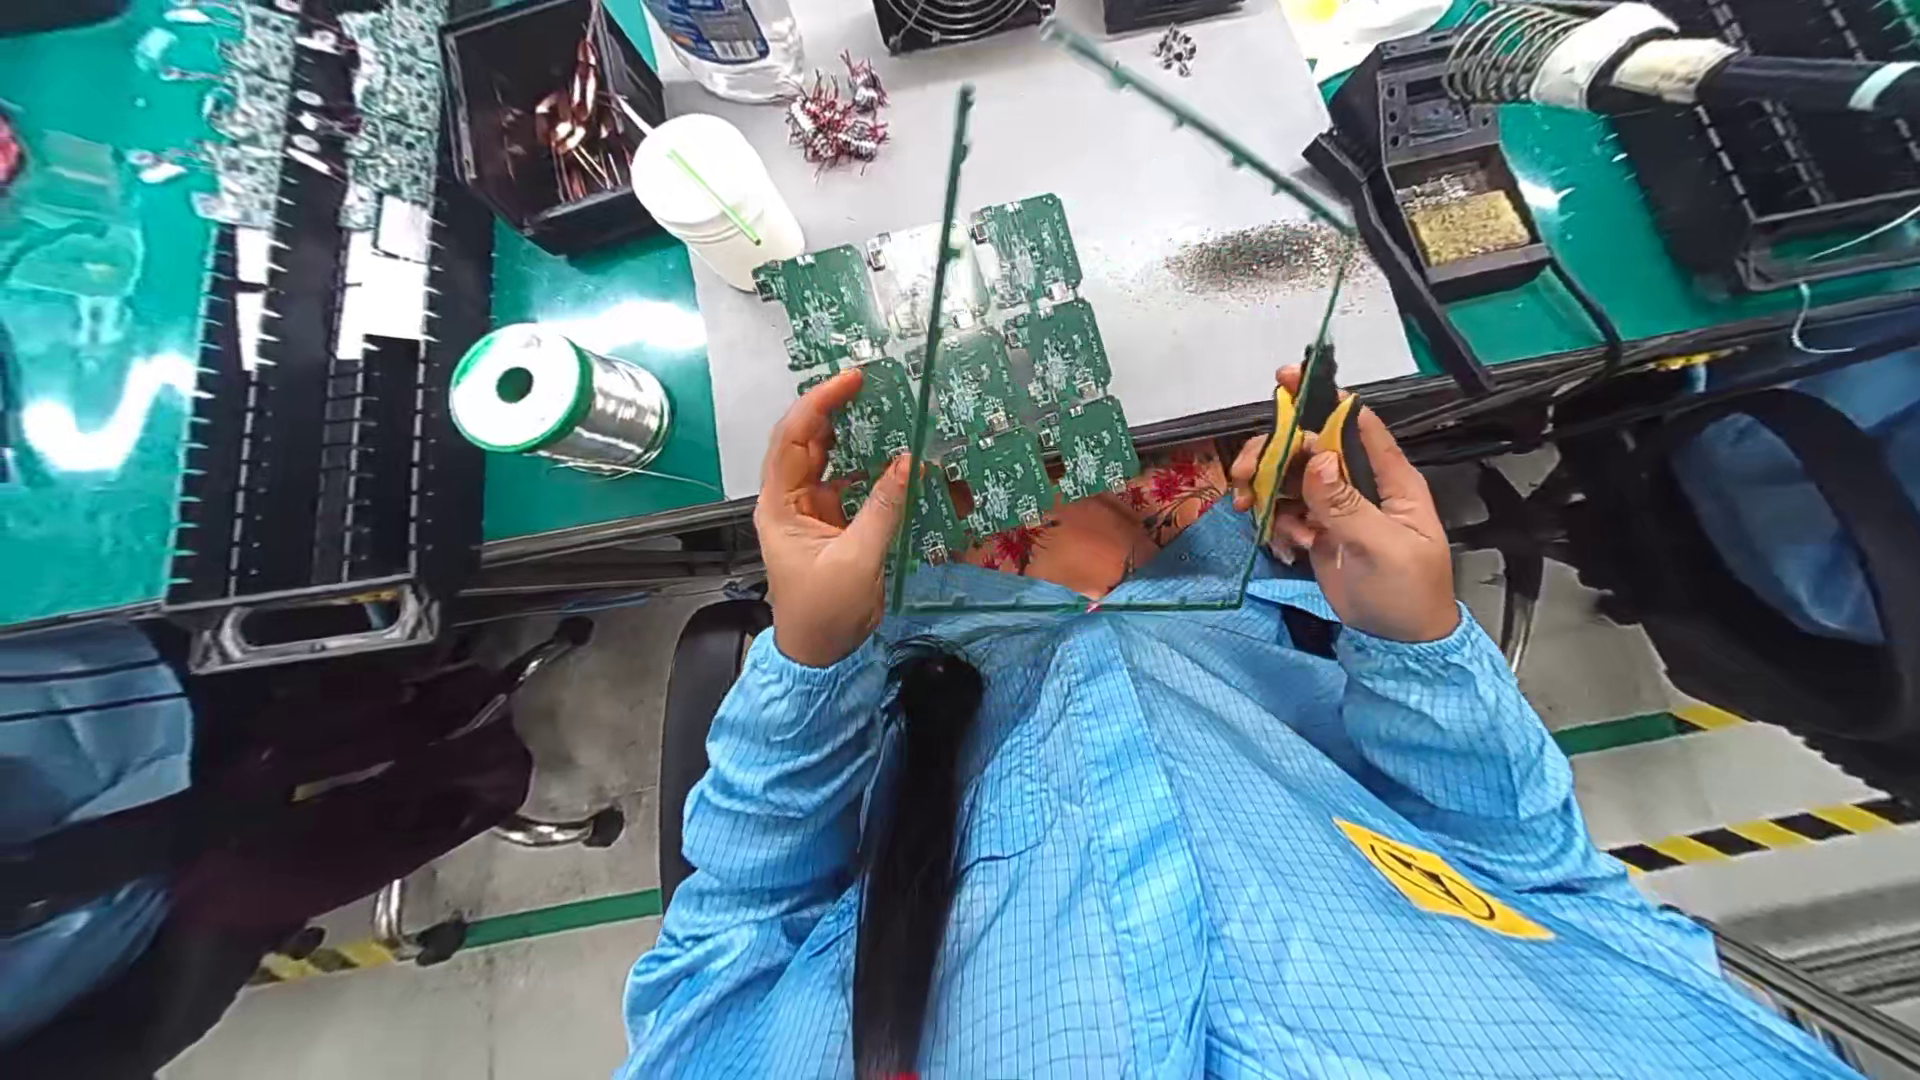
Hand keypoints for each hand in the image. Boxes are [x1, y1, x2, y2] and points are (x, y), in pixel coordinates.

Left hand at [754, 370, 911, 667]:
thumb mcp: (857, 558)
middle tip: (869, 384)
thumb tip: (908, 463)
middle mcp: (791, 499)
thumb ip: (883, 508)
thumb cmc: (826, 610)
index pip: (794, 439)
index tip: (849, 381)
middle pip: (807, 441)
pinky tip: (890, 455)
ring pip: (828, 459)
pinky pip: (850, 484)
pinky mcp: (834, 521)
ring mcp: (813, 509)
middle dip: (833, 410)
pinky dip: (869, 467)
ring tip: (880, 409)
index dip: (818, 405)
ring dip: (851, 435)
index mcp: (780, 504)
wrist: (821, 651)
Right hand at [1230, 365, 1457, 642]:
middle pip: (1308, 449)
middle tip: (1245, 473)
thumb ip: (1346, 505)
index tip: (1290, 381)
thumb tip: (1316, 458)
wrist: (1395, 638)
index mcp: (1388, 480)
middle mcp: (1358, 485)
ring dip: (1264, 488)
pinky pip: (1283, 509)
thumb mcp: (1381, 548)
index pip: (1356, 427)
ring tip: (1248, 508)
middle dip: (1273, 454)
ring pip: (1288, 478)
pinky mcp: (1315, 528)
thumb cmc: (1405, 591)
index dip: (1324, 401)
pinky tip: (1280, 539)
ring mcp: (1333, 506)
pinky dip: (1272, 520)